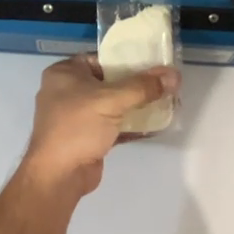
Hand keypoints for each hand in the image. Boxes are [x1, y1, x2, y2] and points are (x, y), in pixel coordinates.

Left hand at [19, 56, 177, 196]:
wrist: (59, 175)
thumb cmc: (77, 127)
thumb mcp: (111, 100)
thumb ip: (144, 87)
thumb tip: (174, 75)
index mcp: (64, 73)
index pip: (101, 58)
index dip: (129, 59)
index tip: (156, 61)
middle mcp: (67, 91)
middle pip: (109, 81)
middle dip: (137, 84)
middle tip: (165, 82)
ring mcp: (77, 116)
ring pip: (113, 104)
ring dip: (137, 105)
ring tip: (166, 100)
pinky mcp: (87, 136)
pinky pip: (113, 124)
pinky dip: (131, 124)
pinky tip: (156, 124)